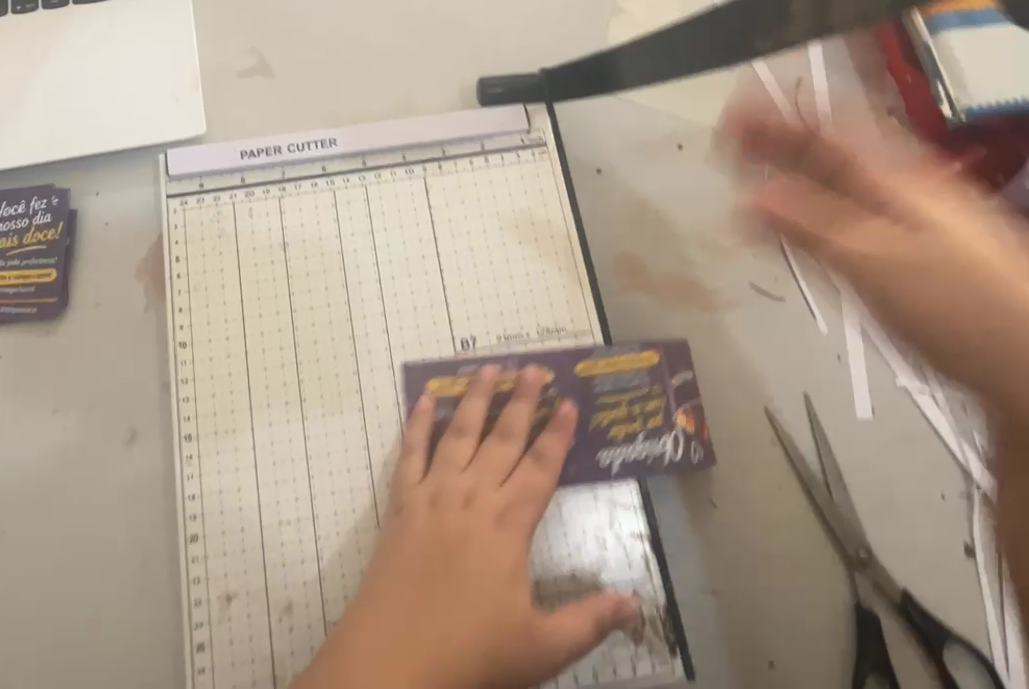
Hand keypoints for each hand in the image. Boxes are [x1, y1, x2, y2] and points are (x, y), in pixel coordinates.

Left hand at [294, 364, 639, 688]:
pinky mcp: (401, 504)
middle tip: (533, 368)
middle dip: (521, 401)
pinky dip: (418, 423)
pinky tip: (425, 398)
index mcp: (509, 525)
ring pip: (459, 435)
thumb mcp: (541, 646)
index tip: (569, 401)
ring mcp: (433, 496)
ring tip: (488, 368)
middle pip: (503, 439)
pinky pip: (410, 453)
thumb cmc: (470, 653)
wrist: (393, 660)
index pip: (541, 468)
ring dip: (475, 399)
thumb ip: (589, 620)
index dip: (558, 434)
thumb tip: (635, 604)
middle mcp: (473, 498)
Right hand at [718, 98, 1028, 397]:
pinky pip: (855, 213)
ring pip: (845, 183)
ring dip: (797, 173)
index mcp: (894, 182)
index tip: (732, 116)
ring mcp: (916, 222)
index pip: (825, 133)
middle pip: (833, 153)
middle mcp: (905, 191)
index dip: (776, 119)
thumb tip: (750, 196)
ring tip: (756, 177)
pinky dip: (818, 208)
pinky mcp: (919, 254)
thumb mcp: (875, 264)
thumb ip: (811, 227)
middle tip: (732, 142)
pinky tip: (807, 224)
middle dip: (780, 142)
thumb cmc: (959, 308)